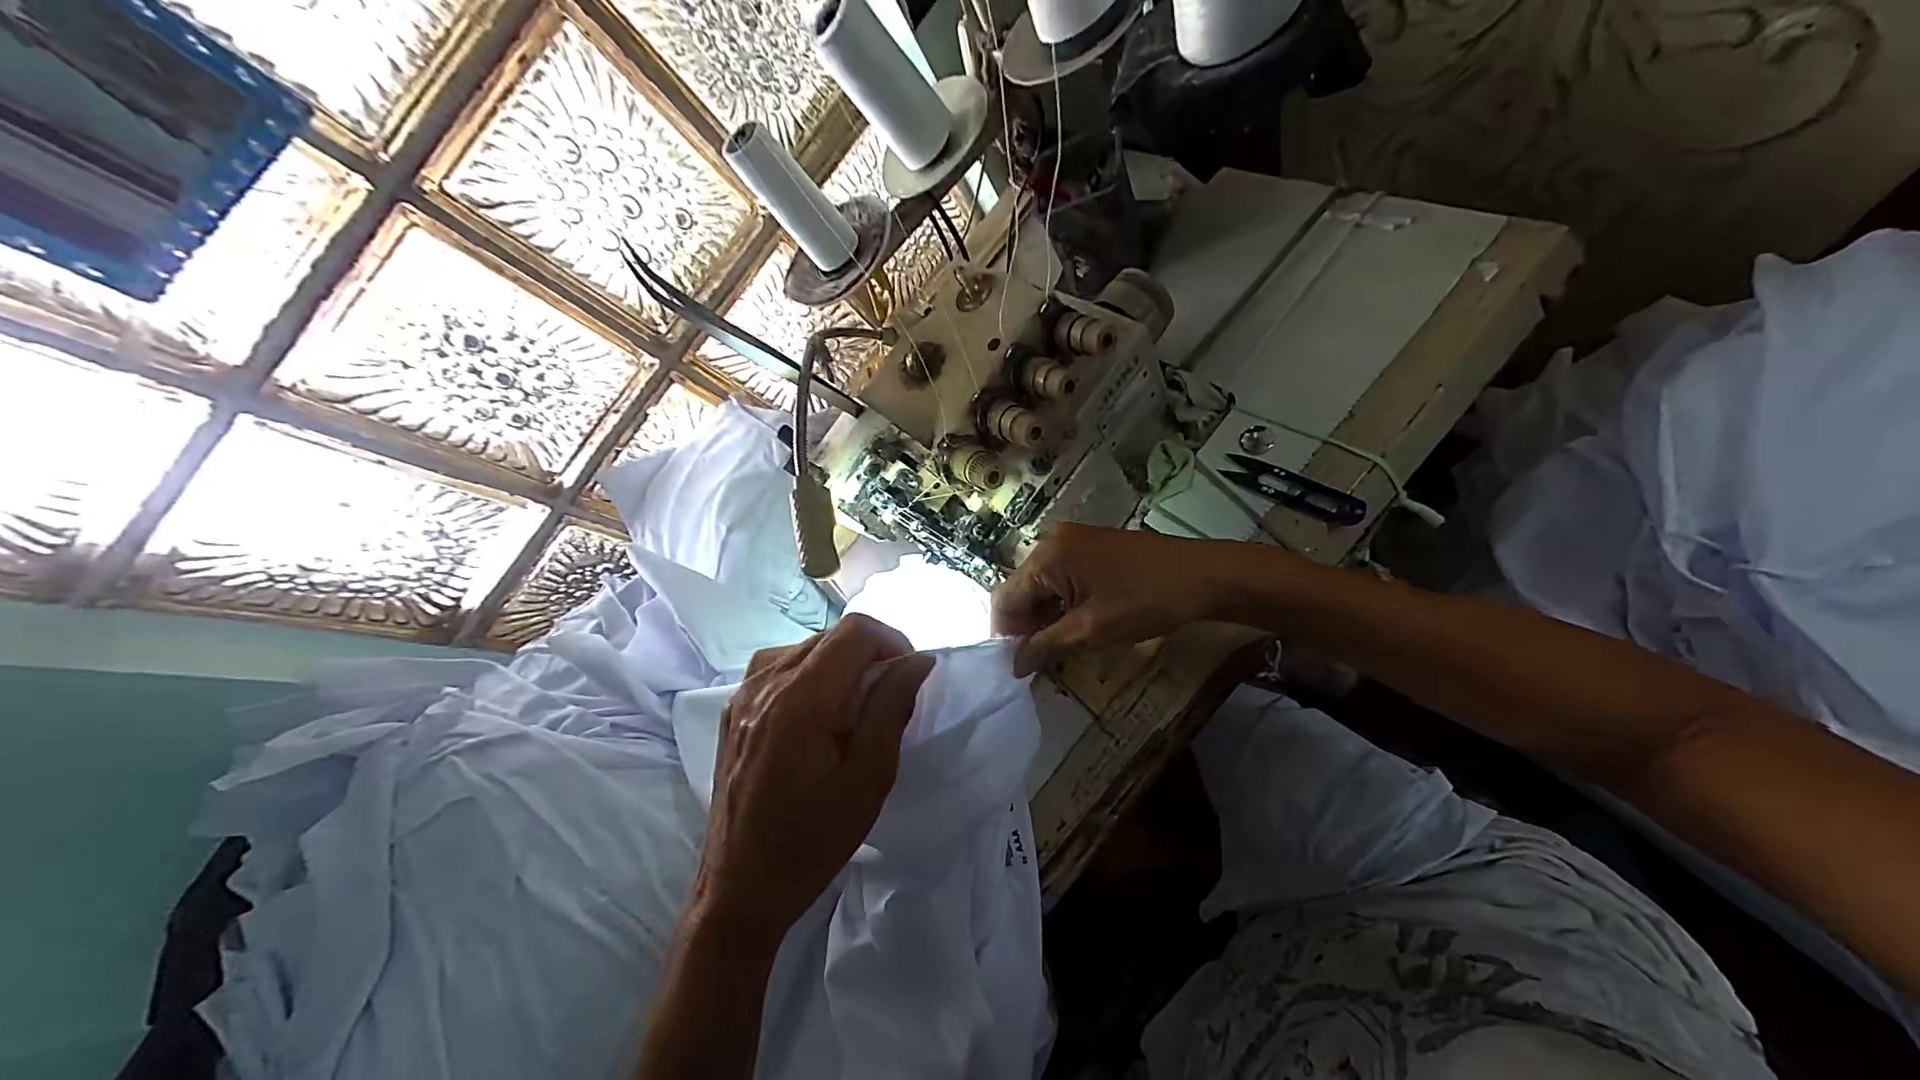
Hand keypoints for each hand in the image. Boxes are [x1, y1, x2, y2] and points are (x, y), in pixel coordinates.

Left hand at [695, 614, 934, 939]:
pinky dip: (809, 675)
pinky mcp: (732, 709)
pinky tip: (816, 713)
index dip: (892, 642)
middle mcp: (765, 684)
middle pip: (830, 636)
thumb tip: (917, 660)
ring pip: (805, 648)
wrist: (739, 886)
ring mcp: (742, 694)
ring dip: (839, 665)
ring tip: (852, 710)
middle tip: (886, 699)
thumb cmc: (812, 840)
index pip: (855, 631)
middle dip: (869, 655)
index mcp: (801, 700)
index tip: (907, 676)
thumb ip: (892, 708)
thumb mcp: (868, 779)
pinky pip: (779, 667)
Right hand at [993, 523, 1243, 675]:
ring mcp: (1075, 540)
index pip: (1005, 597)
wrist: (1206, 575)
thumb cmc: (1146, 601)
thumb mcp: (1091, 629)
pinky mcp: (1093, 546)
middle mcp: (1053, 541)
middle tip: (1038, 661)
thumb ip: (1045, 645)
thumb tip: (1014, 666)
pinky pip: (1063, 577)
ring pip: (1043, 585)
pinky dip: (1063, 603)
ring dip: (1045, 617)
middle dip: (1025, 626)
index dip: (1005, 634)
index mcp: (1047, 555)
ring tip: (1058, 648)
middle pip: (1022, 589)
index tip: (1015, 665)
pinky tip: (1076, 626)